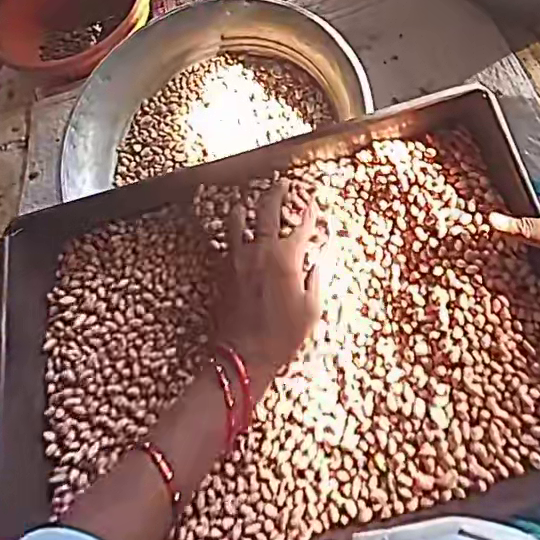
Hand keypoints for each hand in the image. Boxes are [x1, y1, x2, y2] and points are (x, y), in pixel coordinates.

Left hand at [217, 181, 326, 373]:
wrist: (243, 355)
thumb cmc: (283, 336)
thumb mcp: (311, 308)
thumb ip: (314, 278)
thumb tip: (316, 262)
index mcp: (287, 259)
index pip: (301, 226)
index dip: (309, 211)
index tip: (312, 200)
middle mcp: (261, 252)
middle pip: (268, 211)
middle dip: (276, 193)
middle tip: (282, 184)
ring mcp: (239, 259)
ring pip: (238, 220)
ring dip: (245, 207)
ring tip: (248, 201)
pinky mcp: (224, 270)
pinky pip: (227, 241)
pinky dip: (233, 231)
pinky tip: (234, 229)